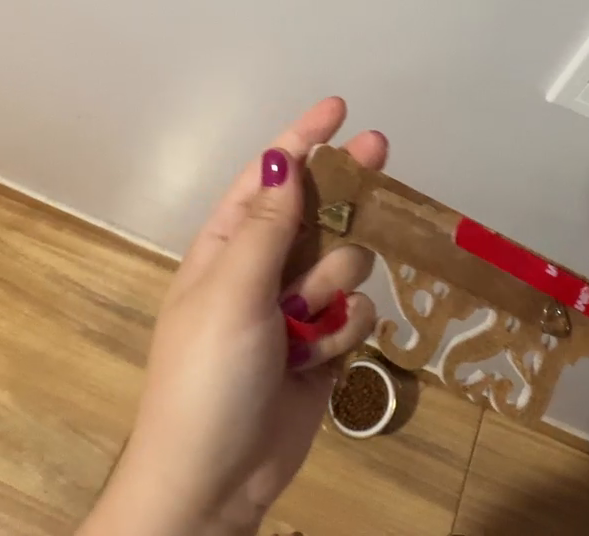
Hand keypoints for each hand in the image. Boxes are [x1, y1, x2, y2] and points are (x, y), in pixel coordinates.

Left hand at [84, 98, 384, 535]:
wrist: (215, 482)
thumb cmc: (209, 375)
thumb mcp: (232, 291)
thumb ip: (268, 226)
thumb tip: (282, 159)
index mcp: (228, 245)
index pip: (270, 176)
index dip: (303, 139)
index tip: (338, 107)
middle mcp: (265, 267)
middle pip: (318, 208)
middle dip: (345, 184)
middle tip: (379, 149)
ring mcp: (298, 306)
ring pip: (346, 260)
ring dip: (334, 283)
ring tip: (307, 317)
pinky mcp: (325, 344)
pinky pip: (357, 310)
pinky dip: (344, 328)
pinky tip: (321, 354)